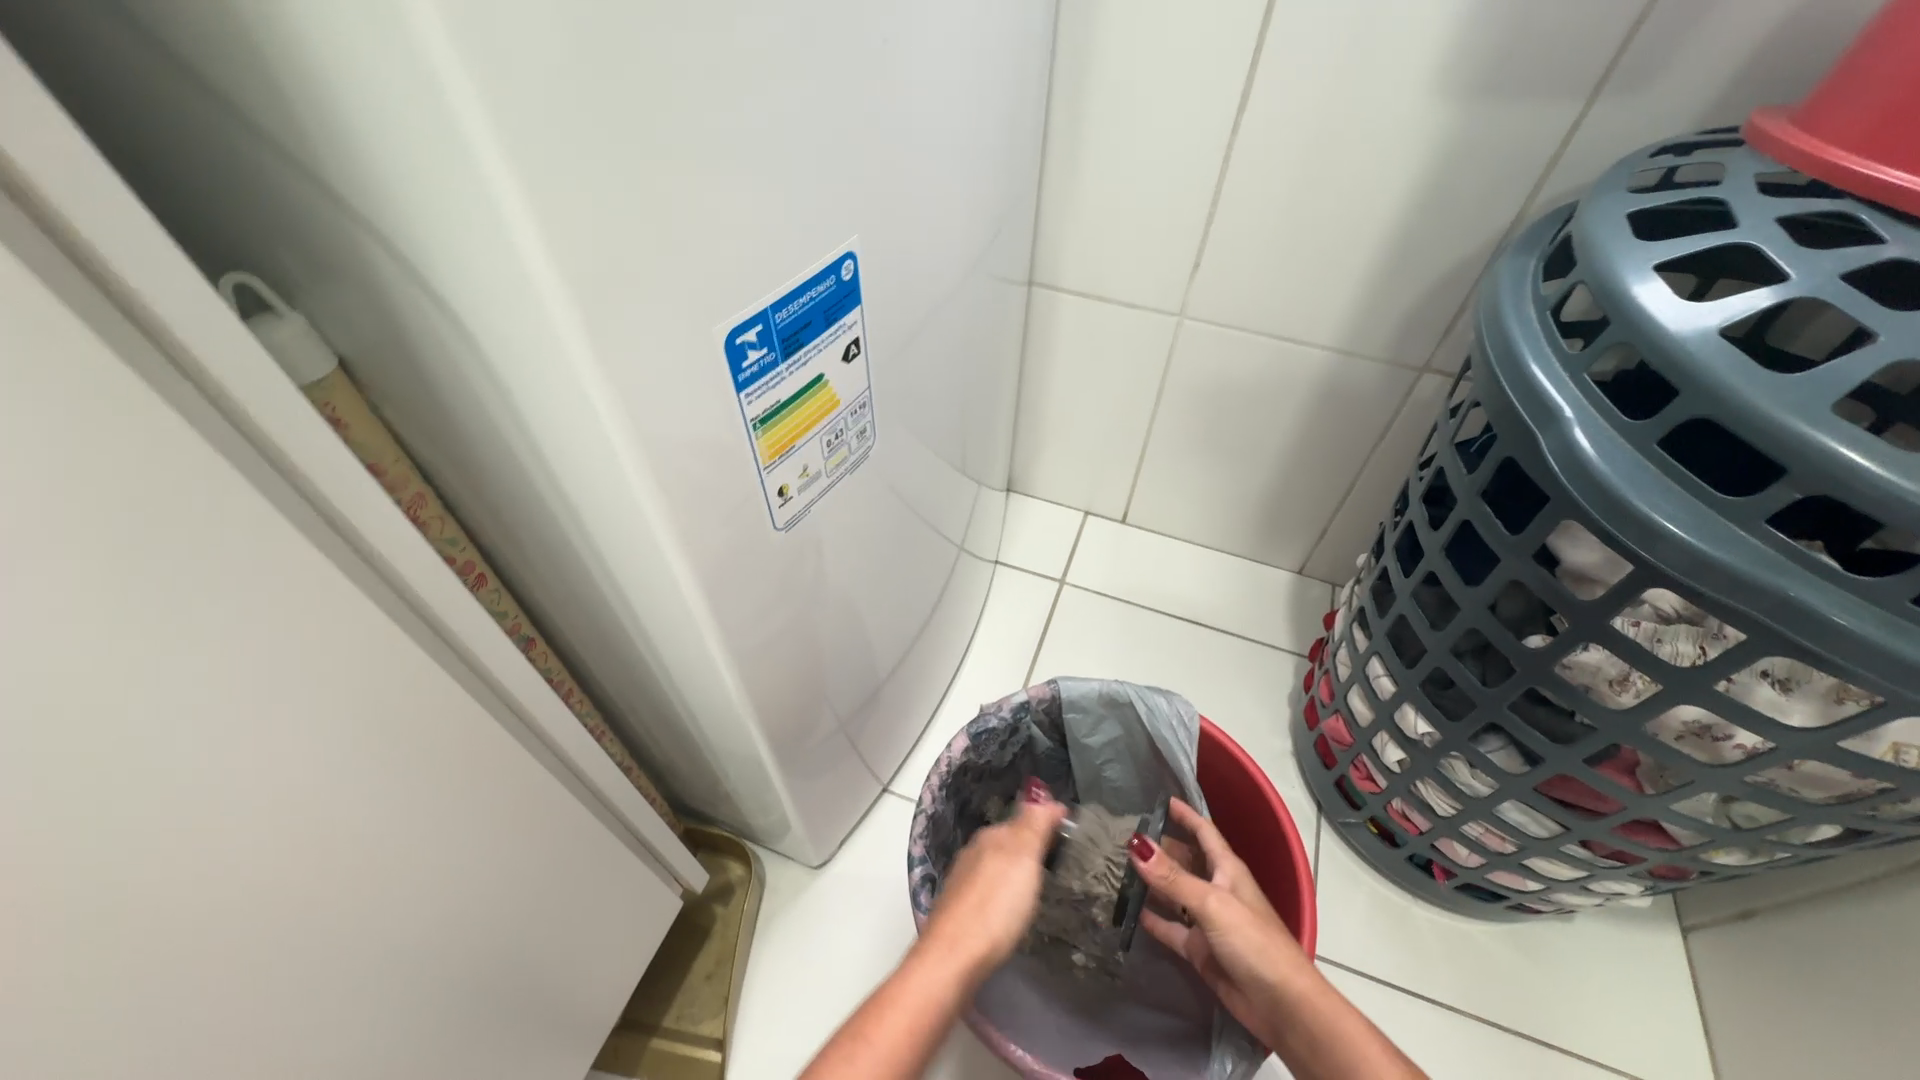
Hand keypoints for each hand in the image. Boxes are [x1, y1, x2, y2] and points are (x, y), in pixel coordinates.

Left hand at [918, 779, 1067, 982]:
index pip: (1022, 819)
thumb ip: (1034, 825)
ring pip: (995, 867)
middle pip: (1007, 842)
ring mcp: (962, 882)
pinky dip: (1003, 893)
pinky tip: (1011, 908)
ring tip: (1039, 886)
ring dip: (1015, 871)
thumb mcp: (1022, 858)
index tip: (1070, 834)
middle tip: (1059, 860)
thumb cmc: (995, 907)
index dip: (1046, 824)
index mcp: (990, 837)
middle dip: (1030, 847)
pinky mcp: (959, 911)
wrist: (953, 958)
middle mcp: (972, 853)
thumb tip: (1047, 797)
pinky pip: (988, 891)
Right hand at [1130, 798, 1305, 1049]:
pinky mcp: (1199, 950)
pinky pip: (1171, 928)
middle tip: (1122, 834)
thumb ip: (1172, 877)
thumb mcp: (1212, 903)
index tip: (1161, 799)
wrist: (1280, 1003)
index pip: (1204, 832)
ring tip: (1116, 867)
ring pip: (1174, 894)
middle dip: (1160, 848)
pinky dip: (1153, 919)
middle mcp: (1216, 889)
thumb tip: (1135, 843)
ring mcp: (1207, 921)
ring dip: (1151, 883)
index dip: (1185, 815)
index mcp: (1227, 870)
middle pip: (1185, 861)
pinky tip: (1129, 911)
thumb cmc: (1253, 942)